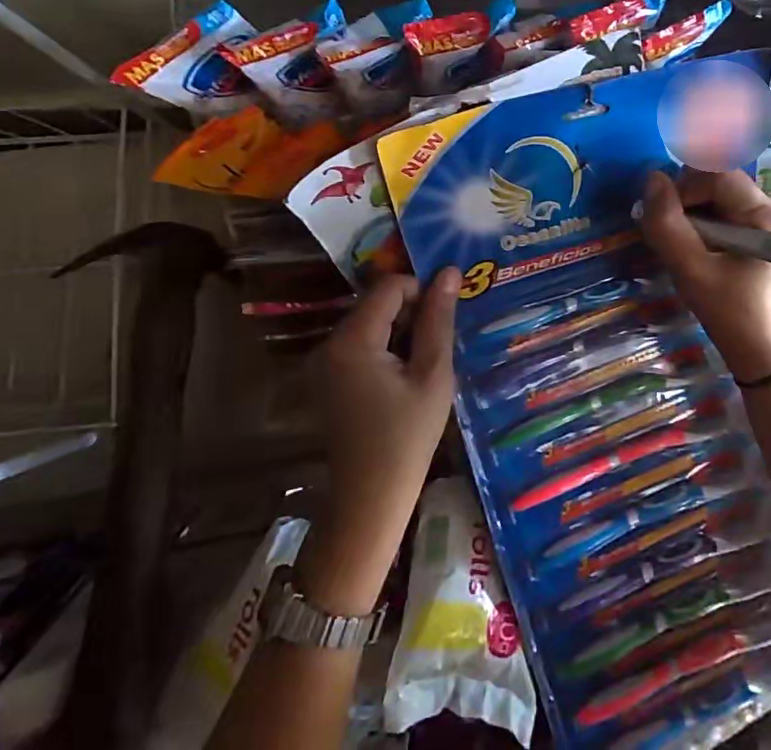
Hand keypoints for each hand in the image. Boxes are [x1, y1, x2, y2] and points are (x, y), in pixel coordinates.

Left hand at [300, 268, 458, 609]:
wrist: (369, 498)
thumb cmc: (407, 438)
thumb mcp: (431, 376)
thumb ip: (437, 321)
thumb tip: (448, 272)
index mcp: (352, 339)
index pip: (388, 287)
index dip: (420, 292)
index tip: (444, 319)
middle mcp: (329, 342)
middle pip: (374, 304)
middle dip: (409, 313)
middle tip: (438, 343)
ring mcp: (322, 361)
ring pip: (367, 324)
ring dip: (397, 332)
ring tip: (423, 364)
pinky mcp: (325, 378)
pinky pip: (357, 346)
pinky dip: (382, 349)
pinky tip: (402, 379)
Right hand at [638, 169, 770, 380]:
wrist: (747, 333)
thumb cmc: (723, 304)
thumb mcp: (689, 268)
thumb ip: (667, 223)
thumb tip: (651, 177)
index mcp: (764, 210)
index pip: (713, 174)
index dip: (682, 190)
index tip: (667, 221)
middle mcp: (768, 199)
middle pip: (710, 176)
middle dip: (683, 200)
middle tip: (675, 236)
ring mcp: (760, 206)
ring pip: (706, 186)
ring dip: (685, 209)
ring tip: (684, 243)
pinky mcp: (749, 215)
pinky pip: (711, 198)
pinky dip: (692, 215)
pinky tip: (693, 241)